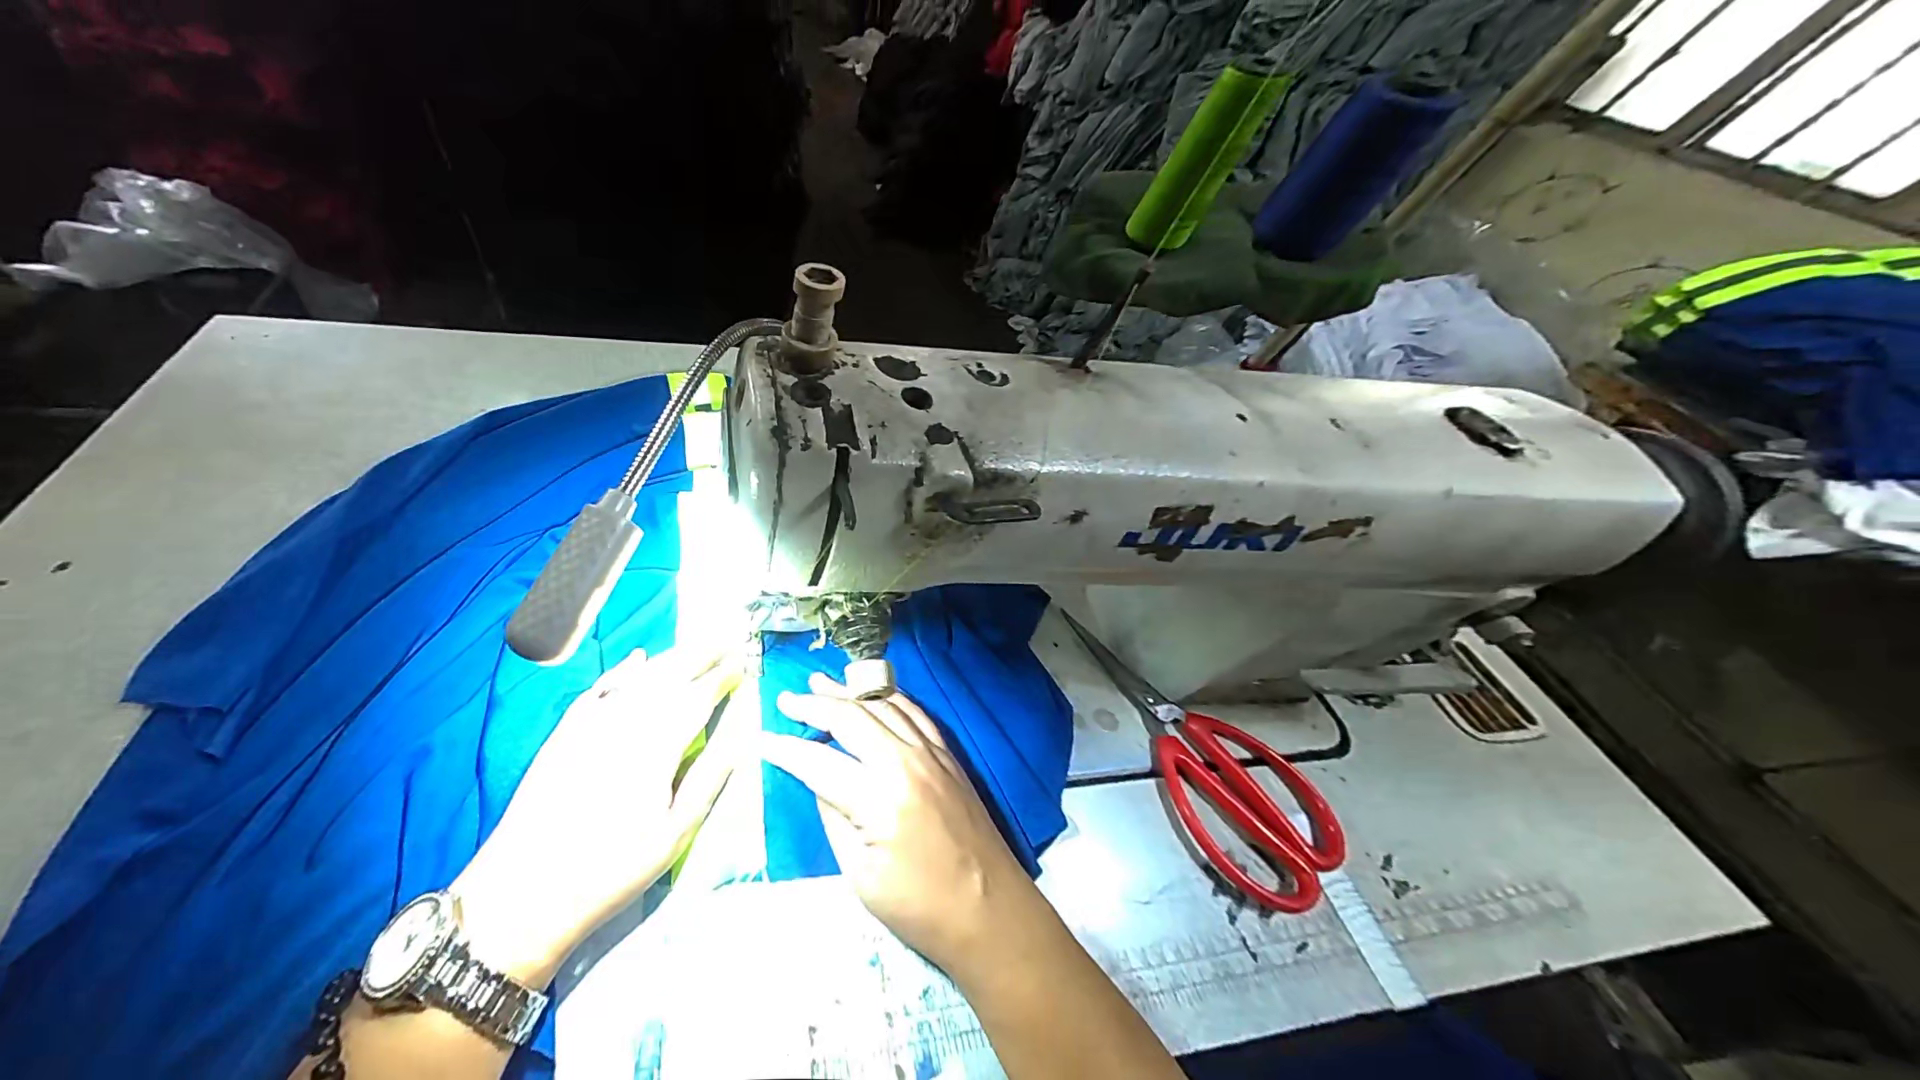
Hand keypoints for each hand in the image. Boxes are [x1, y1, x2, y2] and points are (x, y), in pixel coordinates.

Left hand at [451, 645, 744, 985]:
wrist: (521, 896)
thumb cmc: (610, 871)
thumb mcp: (674, 834)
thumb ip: (709, 777)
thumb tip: (740, 734)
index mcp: (655, 749)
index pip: (697, 698)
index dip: (722, 677)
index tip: (744, 662)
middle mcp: (622, 726)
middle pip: (668, 677)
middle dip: (700, 655)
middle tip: (727, 639)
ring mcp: (588, 728)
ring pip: (636, 678)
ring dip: (669, 658)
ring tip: (695, 646)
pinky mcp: (562, 736)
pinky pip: (597, 691)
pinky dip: (620, 671)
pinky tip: (636, 660)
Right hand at [761, 675, 1046, 976]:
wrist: (990, 911)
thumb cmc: (920, 908)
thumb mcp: (861, 875)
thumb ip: (836, 819)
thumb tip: (820, 782)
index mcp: (880, 799)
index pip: (820, 761)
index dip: (786, 750)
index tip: (761, 739)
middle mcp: (906, 763)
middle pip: (852, 718)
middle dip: (815, 705)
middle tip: (786, 698)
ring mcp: (932, 755)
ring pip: (885, 707)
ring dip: (850, 692)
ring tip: (822, 681)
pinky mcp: (949, 757)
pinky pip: (915, 714)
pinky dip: (889, 699)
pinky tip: (874, 695)